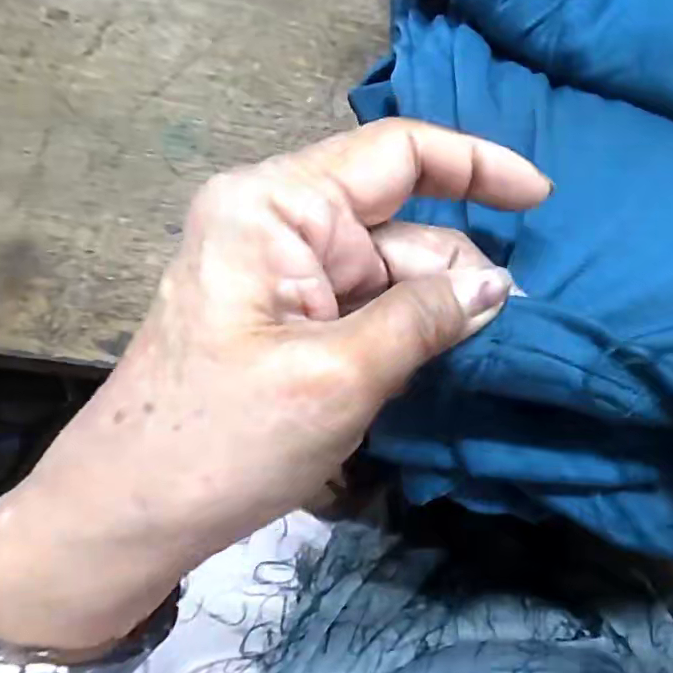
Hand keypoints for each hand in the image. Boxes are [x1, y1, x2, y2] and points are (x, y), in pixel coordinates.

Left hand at [0, 120, 550, 647]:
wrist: (131, 518)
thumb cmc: (222, 439)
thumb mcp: (340, 375)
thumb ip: (426, 318)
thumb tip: (501, 286)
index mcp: (278, 208)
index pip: (396, 154)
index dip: (477, 164)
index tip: (541, 196)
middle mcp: (288, 226)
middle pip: (408, 224)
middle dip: (462, 270)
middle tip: (510, 326)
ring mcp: (296, 275)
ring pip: (402, 273)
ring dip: (444, 309)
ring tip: (474, 357)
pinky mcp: (304, 319)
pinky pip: (383, 308)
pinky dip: (421, 330)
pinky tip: (445, 361)